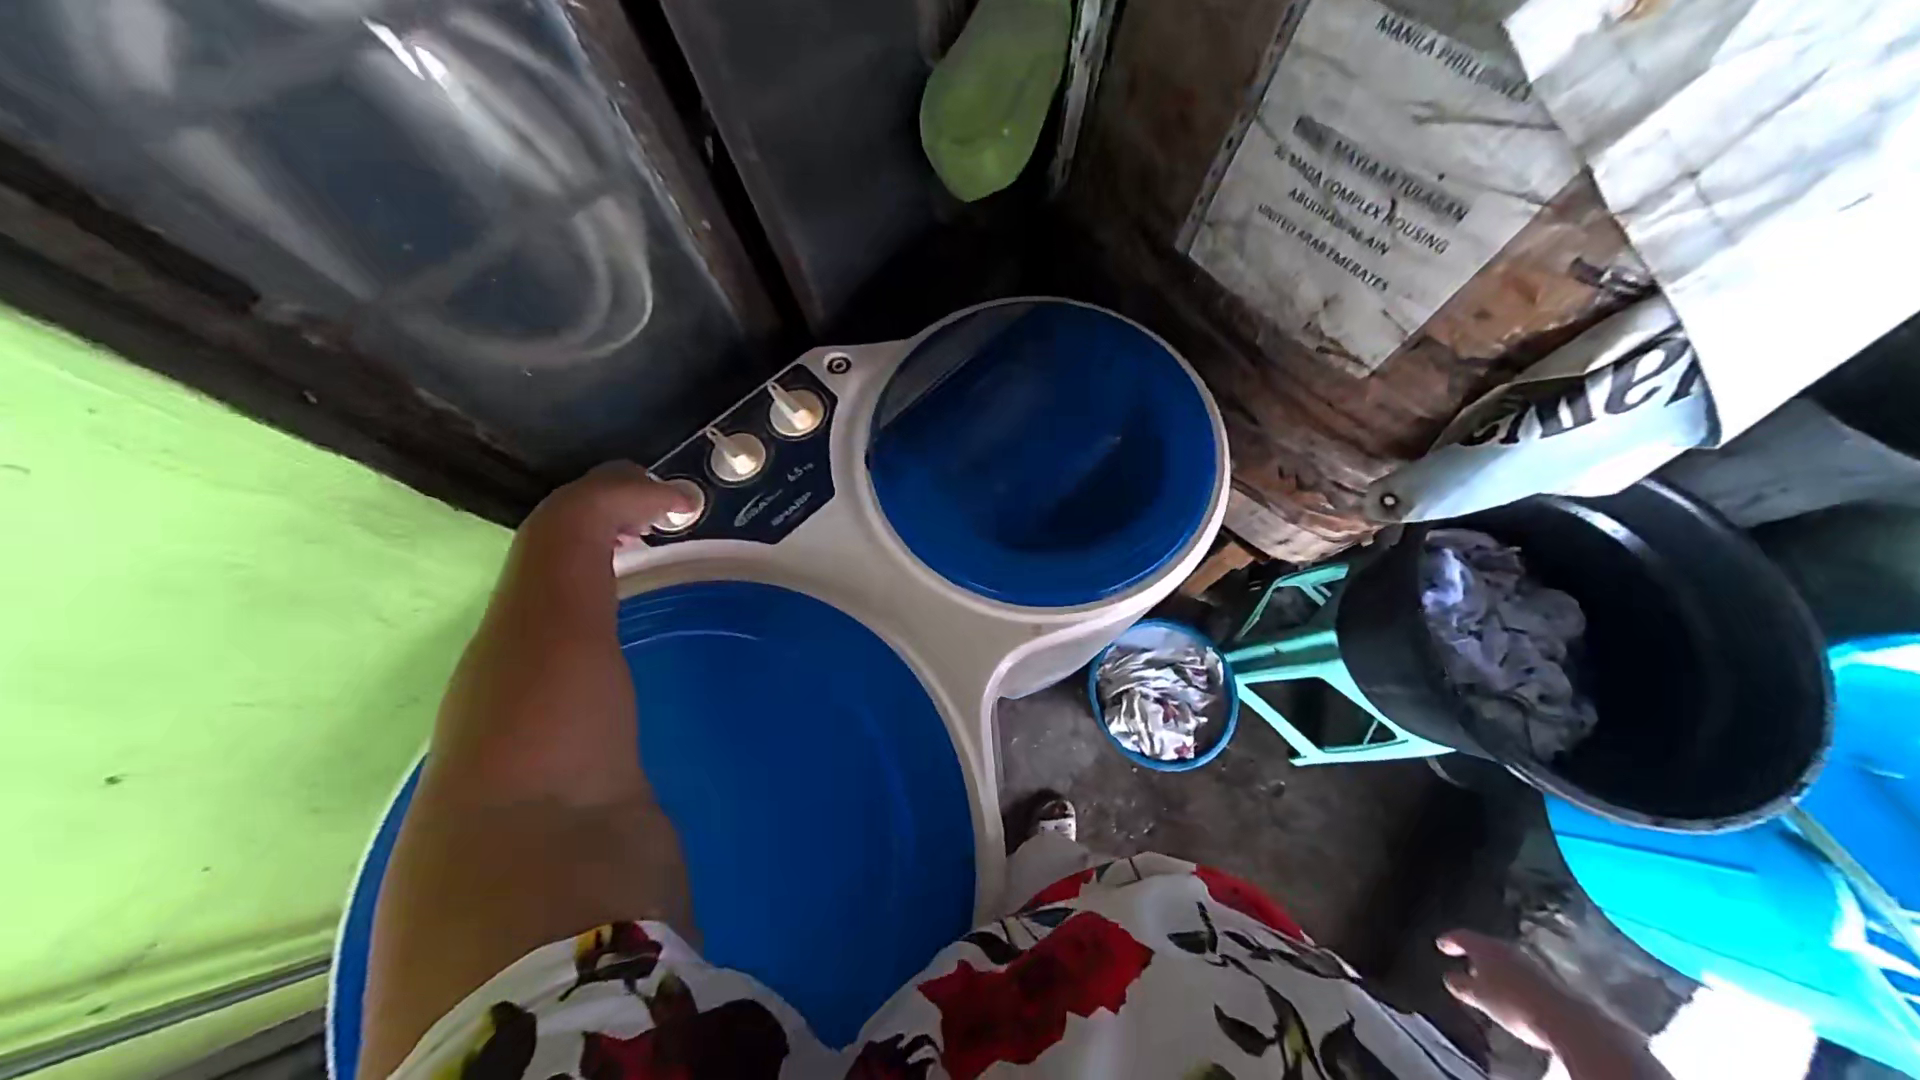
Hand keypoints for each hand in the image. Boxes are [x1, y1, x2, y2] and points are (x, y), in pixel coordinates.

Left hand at [521, 462, 694, 550]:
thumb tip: (693, 501)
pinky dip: (598, 542)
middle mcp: (592, 483)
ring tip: (629, 542)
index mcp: (616, 470)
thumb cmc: (622, 504)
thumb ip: (678, 498)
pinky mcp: (560, 530)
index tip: (659, 503)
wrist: (574, 526)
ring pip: (598, 514)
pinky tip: (608, 553)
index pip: (634, 473)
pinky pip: (585, 534)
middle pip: (614, 494)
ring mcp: (572, 506)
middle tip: (645, 524)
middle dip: (630, 508)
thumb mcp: (661, 499)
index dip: (649, 487)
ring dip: (613, 527)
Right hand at [1436, 930, 1572, 1049]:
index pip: (1461, 936)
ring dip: (1495, 970)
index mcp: (1486, 947)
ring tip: (1489, 983)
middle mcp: (1509, 949)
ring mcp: (1532, 964)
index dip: (1449, 940)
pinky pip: (1523, 974)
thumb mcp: (1478, 996)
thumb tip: (1450, 978)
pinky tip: (1513, 994)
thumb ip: (1460, 984)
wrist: (1568, 1023)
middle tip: (1465, 965)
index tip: (1440, 944)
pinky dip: (1513, 980)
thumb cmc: (1513, 1004)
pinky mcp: (1551, 981)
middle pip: (1486, 947)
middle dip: (1475, 956)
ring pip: (1506, 961)